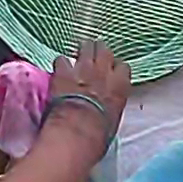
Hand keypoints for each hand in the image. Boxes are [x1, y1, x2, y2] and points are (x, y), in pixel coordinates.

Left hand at [43, 40, 130, 156]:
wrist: (76, 132)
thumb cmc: (99, 134)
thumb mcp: (114, 118)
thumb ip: (111, 103)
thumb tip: (106, 106)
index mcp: (120, 85)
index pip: (123, 67)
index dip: (116, 68)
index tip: (111, 73)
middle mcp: (104, 71)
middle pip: (105, 50)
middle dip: (99, 52)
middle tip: (93, 57)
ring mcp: (83, 68)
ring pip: (85, 47)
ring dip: (82, 51)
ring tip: (77, 56)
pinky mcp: (63, 71)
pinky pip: (62, 59)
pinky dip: (60, 64)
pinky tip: (59, 71)